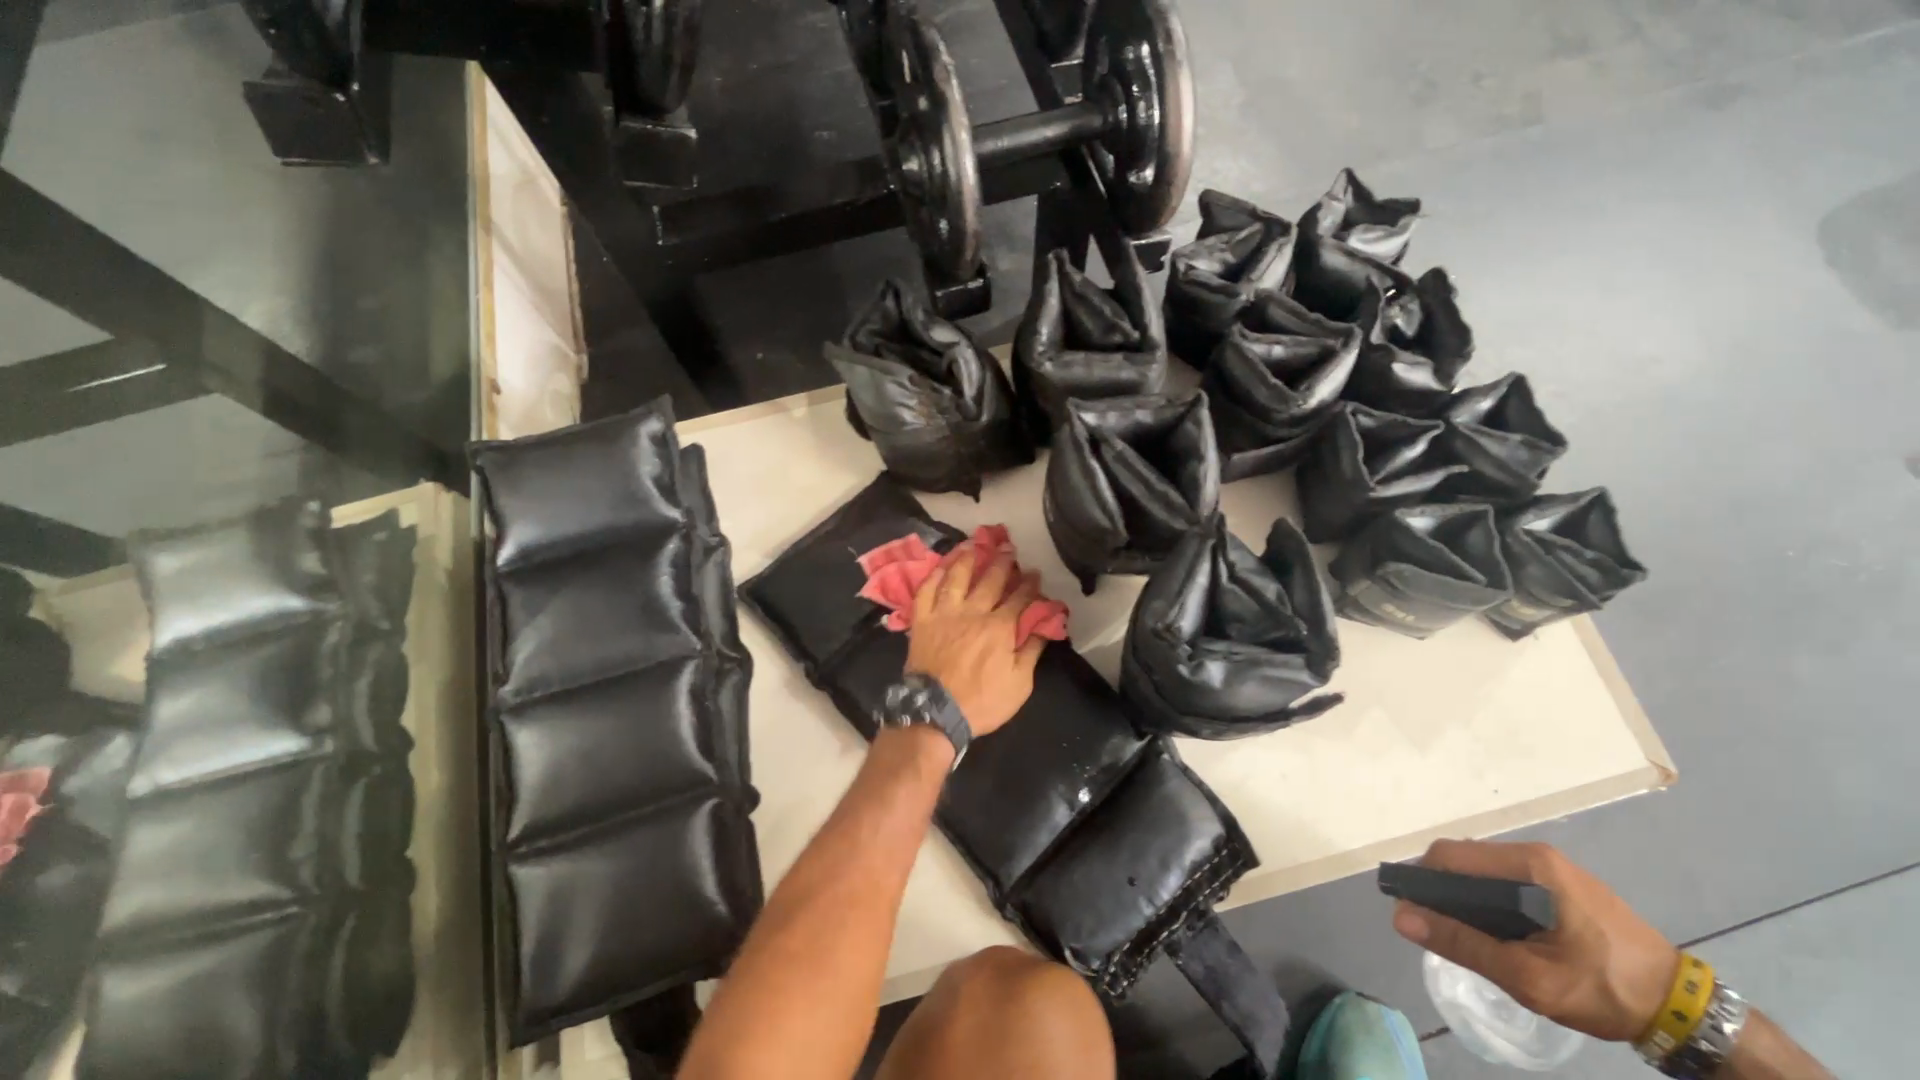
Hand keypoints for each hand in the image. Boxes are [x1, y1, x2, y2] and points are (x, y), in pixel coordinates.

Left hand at [906, 548, 1046, 736]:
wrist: (936, 713)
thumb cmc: (982, 702)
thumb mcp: (1020, 684)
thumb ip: (1032, 651)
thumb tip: (1044, 626)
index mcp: (1000, 628)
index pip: (1019, 598)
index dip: (1029, 584)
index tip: (1034, 573)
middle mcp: (974, 612)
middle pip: (990, 580)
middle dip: (1003, 562)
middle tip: (1009, 548)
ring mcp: (945, 613)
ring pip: (957, 577)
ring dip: (968, 558)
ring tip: (975, 545)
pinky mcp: (922, 620)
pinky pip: (927, 590)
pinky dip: (935, 575)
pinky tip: (942, 565)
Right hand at [1392, 840, 1679, 1042]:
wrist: (1681, 1010)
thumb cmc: (1603, 987)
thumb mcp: (1527, 975)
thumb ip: (1462, 943)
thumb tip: (1401, 917)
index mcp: (1530, 865)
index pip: (1449, 855)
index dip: (1421, 881)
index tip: (1414, 917)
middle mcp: (1538, 856)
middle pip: (1466, 862)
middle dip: (1444, 894)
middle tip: (1444, 937)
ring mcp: (1555, 871)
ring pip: (1486, 875)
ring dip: (1468, 902)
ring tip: (1473, 943)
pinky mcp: (1565, 888)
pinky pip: (1509, 886)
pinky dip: (1492, 906)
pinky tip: (1502, 940)